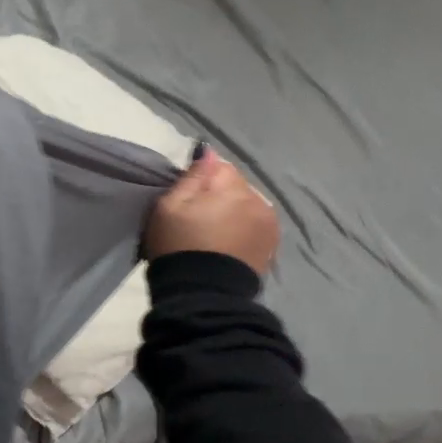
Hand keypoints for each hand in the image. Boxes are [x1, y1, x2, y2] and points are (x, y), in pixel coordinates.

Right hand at [145, 147, 279, 273]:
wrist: (204, 290)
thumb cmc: (179, 244)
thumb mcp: (170, 207)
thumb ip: (192, 177)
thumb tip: (208, 152)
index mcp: (233, 188)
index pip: (219, 167)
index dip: (200, 178)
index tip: (186, 194)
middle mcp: (259, 200)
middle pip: (235, 186)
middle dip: (219, 194)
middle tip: (196, 215)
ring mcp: (270, 223)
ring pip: (246, 204)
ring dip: (232, 211)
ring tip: (212, 230)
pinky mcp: (272, 243)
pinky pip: (255, 223)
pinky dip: (242, 227)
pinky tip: (226, 241)